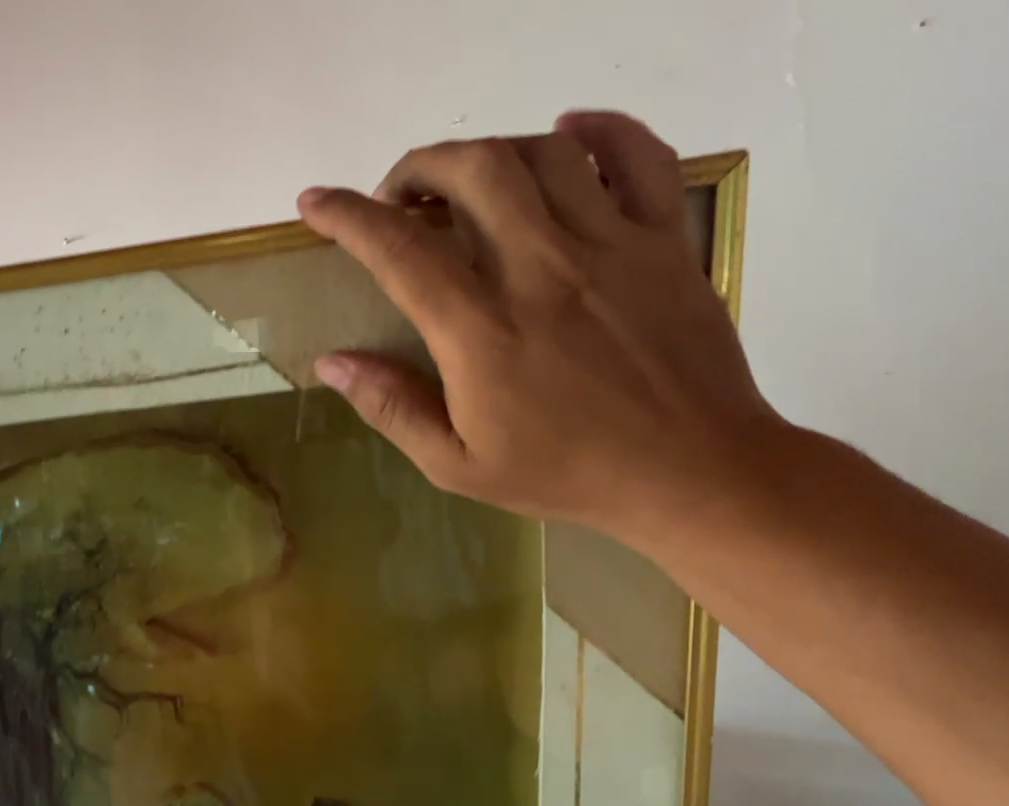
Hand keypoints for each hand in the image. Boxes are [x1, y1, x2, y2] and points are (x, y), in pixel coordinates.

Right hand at [299, 111, 785, 542]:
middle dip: (418, 168)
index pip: (399, 249)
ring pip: (542, 153)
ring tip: (467, 183)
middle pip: (472, 170)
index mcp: (482, 330)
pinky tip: (565, 135)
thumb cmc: (564, 472)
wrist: (693, 471)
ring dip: (487, 153)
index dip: (346, 215)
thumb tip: (330, 363)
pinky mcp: (665, 240)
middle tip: (400, 199)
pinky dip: (597, 130)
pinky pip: (638, 155)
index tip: (315, 202)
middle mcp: (542, 269)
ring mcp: (611, 246)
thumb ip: (391, 406)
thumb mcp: (456, 463)